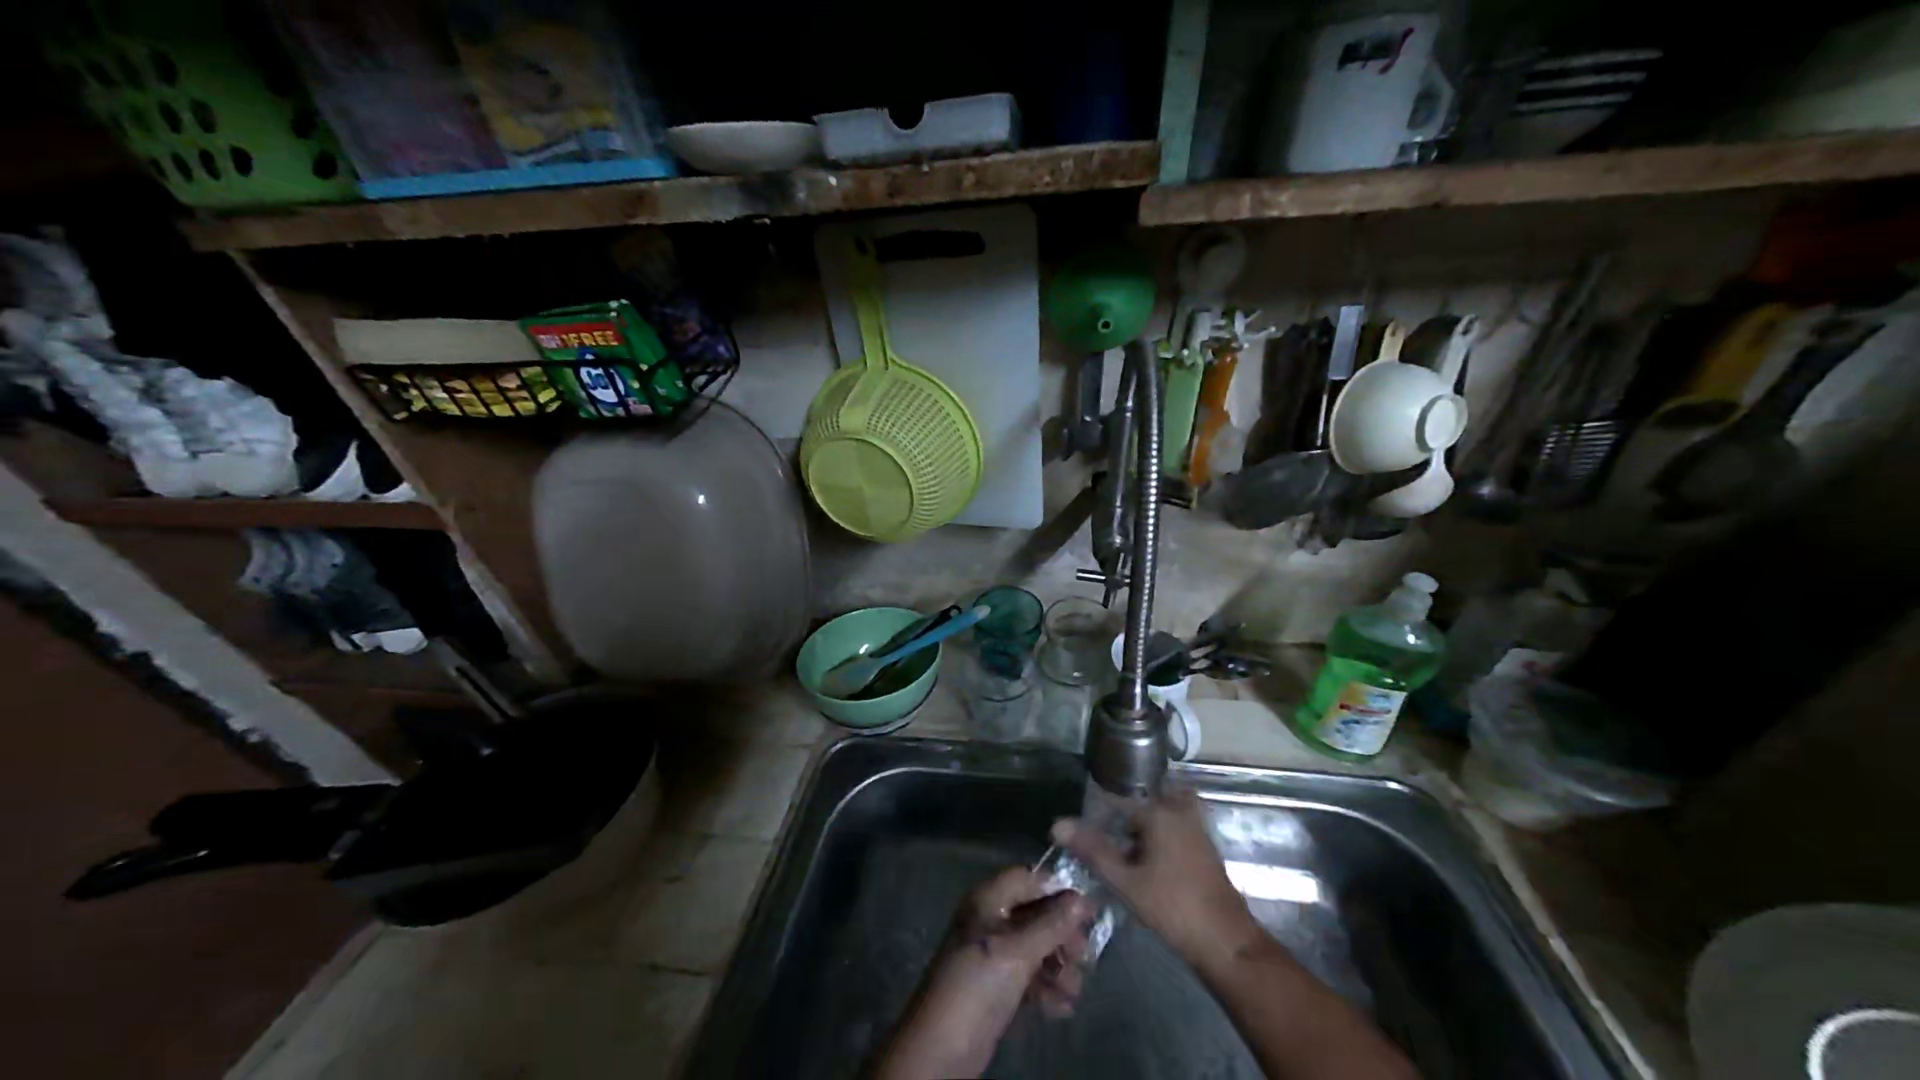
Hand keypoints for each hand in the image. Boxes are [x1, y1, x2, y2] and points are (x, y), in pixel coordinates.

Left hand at [873, 867, 1095, 1079]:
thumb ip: (1050, 924)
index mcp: (988, 900)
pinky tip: (1060, 1008)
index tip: (1086, 913)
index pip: (1028, 878)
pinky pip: (1030, 977)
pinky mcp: (998, 987)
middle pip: (1036, 914)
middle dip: (1062, 936)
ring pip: (1037, 948)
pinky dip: (1047, 988)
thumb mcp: (1016, 951)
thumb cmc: (977, 986)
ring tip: (1071, 992)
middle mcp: (991, 920)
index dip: (1056, 891)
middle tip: (1083, 958)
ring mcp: (994, 955)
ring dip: (1059, 967)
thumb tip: (1082, 897)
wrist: (940, 1048)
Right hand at [1052, 787, 1264, 973]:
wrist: (1224, 940)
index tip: (1082, 825)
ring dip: (1142, 818)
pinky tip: (1142, 853)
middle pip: (1142, 795)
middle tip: (1101, 827)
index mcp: (1160, 810)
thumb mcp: (1125, 880)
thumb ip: (1092, 849)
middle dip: (1122, 808)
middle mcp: (1179, 808)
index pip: (1118, 794)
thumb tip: (1057, 824)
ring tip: (1120, 839)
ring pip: (1161, 807)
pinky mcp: (1203, 841)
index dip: (1097, 808)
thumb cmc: (1172, 906)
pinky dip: (1158, 828)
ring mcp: (1195, 824)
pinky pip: (1174, 820)